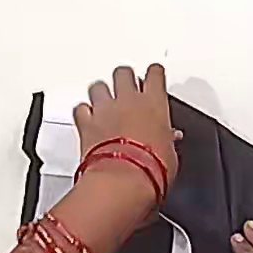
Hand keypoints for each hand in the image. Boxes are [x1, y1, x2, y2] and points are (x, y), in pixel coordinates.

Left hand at [71, 64, 177, 213]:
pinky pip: (81, 108)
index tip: (154, 74)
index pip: (155, 75)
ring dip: (101, 91)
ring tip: (103, 96)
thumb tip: (169, 141)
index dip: (154, 73)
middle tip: (126, 82)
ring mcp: (105, 110)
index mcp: (155, 102)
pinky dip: (83, 110)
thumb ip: (167, 140)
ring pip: (98, 85)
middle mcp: (129, 100)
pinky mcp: (86, 123)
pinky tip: (86, 114)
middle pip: (123, 73)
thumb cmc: (152, 167)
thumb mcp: (171, 153)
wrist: (124, 179)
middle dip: (124, 76)